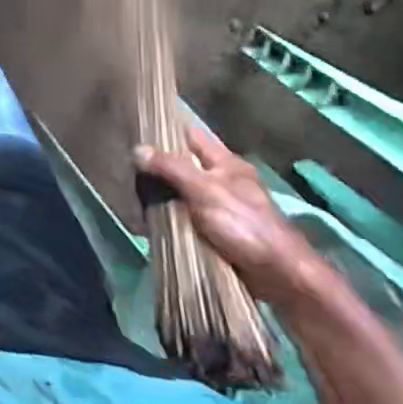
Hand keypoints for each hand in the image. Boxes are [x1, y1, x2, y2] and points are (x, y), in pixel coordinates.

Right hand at [134, 124, 329, 306]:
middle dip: (157, 165)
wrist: (278, 275)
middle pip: (184, 164)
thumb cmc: (244, 225)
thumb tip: (137, 149)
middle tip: (124, 165)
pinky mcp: (216, 230)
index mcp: (227, 163)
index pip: (192, 135)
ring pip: (182, 191)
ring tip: (129, 191)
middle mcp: (224, 180)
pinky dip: (168, 215)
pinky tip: (148, 218)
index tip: (136, 128)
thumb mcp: (205, 190)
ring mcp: (220, 206)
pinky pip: (184, 215)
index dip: (167, 130)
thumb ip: (171, 168)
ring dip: (160, 193)